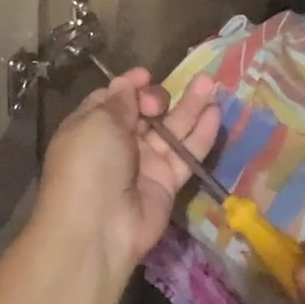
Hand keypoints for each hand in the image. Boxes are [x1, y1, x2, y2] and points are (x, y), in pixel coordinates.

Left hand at [35, 67, 221, 287]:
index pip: (114, 100)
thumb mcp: (98, 122)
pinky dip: (200, 134)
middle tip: (163, 98)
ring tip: (209, 82)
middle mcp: (118, 144)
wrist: (97, 228)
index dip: (131, 86)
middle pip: (144, 113)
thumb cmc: (89, 164)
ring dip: (189, 107)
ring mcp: (144, 164)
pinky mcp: (167, 183)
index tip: (146, 75)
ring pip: (170, 130)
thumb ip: (119, 103)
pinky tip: (215, 112)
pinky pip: (185, 154)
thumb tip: (126, 84)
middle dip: (158, 97)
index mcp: (92, 126)